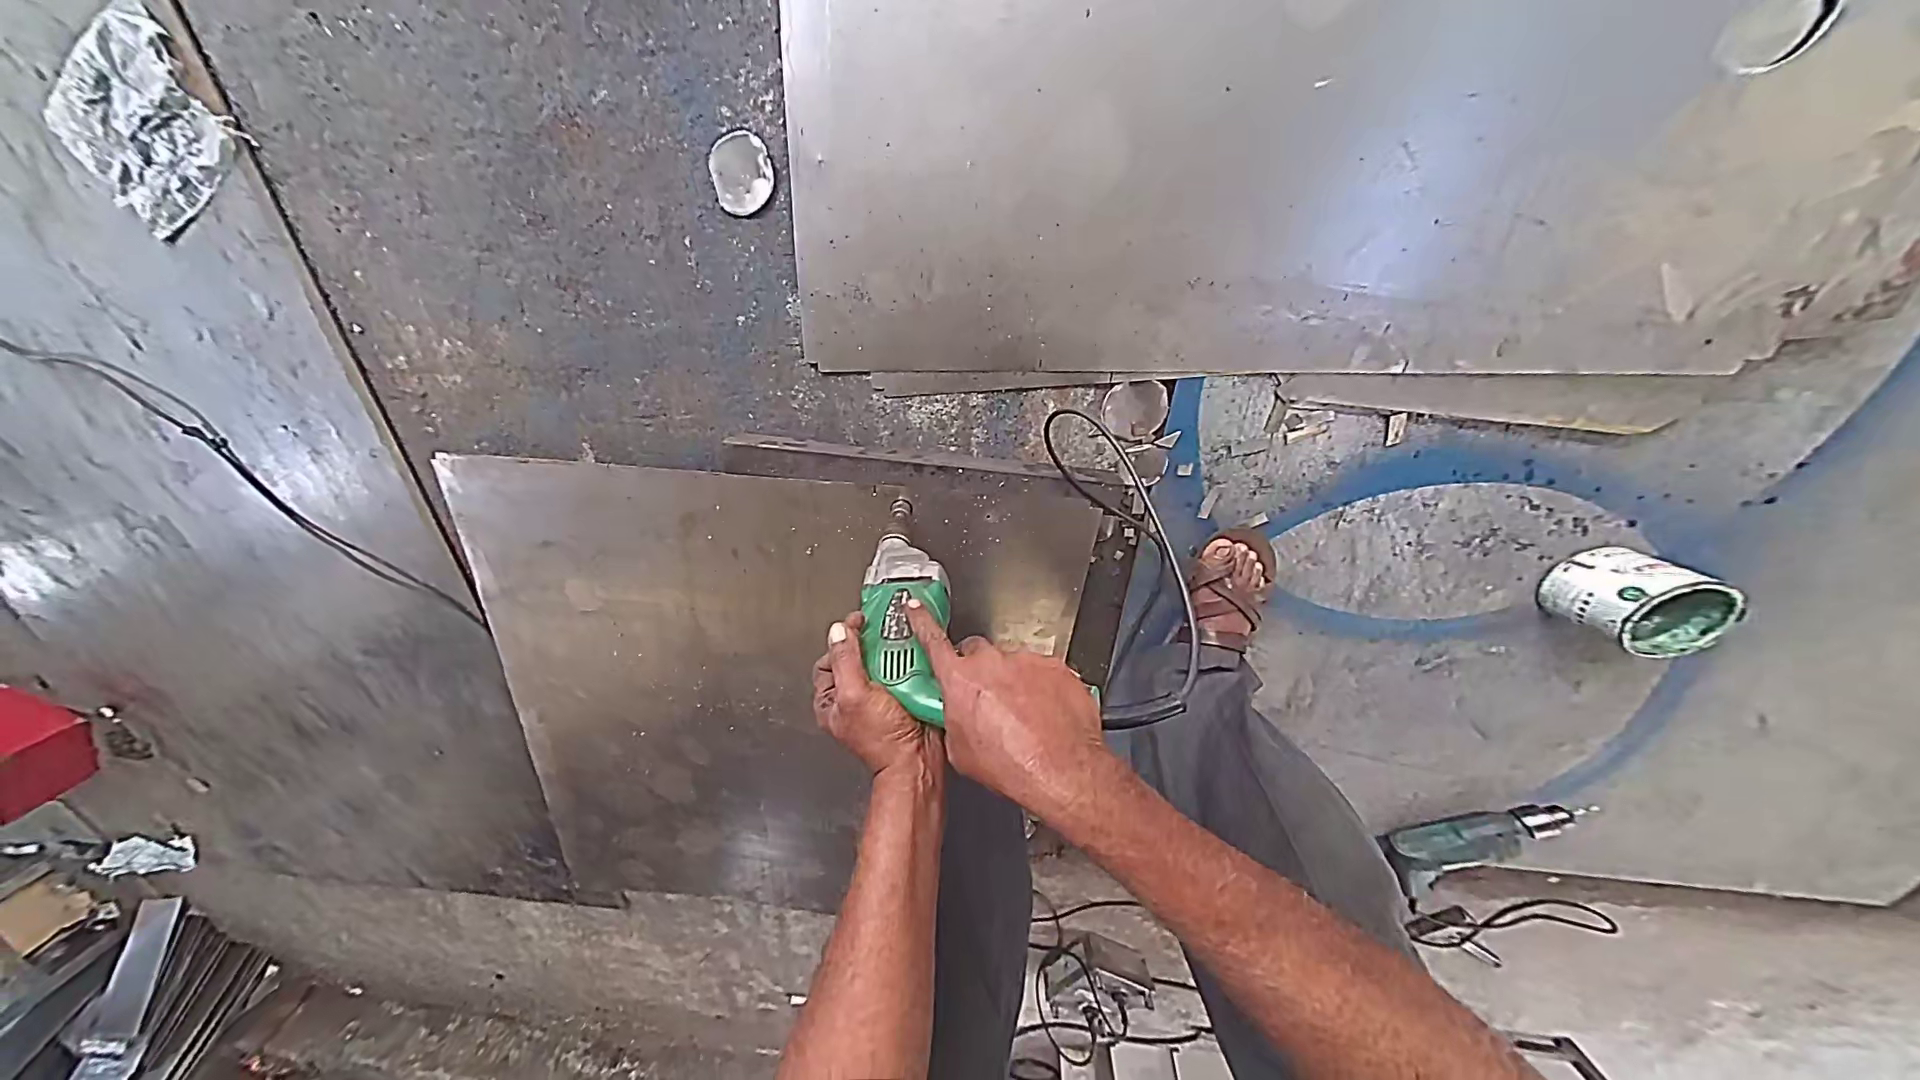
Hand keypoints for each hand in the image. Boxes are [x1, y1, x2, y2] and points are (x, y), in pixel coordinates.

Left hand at [813, 612, 945, 777]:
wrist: (918, 759)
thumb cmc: (883, 740)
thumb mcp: (855, 695)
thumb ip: (844, 661)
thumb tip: (838, 631)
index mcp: (831, 701)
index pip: (829, 658)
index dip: (841, 639)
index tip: (858, 624)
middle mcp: (853, 698)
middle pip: (856, 655)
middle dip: (869, 642)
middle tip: (882, 631)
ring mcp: (878, 696)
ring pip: (880, 660)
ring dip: (891, 649)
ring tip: (900, 644)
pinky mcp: (901, 695)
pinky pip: (901, 668)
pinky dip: (907, 659)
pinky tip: (913, 655)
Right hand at [904, 599, 1110, 818]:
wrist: (1061, 771)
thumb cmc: (1012, 766)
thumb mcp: (960, 751)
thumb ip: (952, 719)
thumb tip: (956, 716)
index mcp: (961, 679)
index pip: (932, 640)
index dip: (921, 621)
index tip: (916, 607)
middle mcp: (992, 663)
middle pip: (977, 652)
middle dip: (978, 670)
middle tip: (985, 697)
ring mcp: (1026, 661)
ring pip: (1012, 663)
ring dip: (1013, 682)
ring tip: (1022, 715)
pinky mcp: (1056, 667)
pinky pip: (1042, 671)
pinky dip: (1041, 688)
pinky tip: (1044, 713)